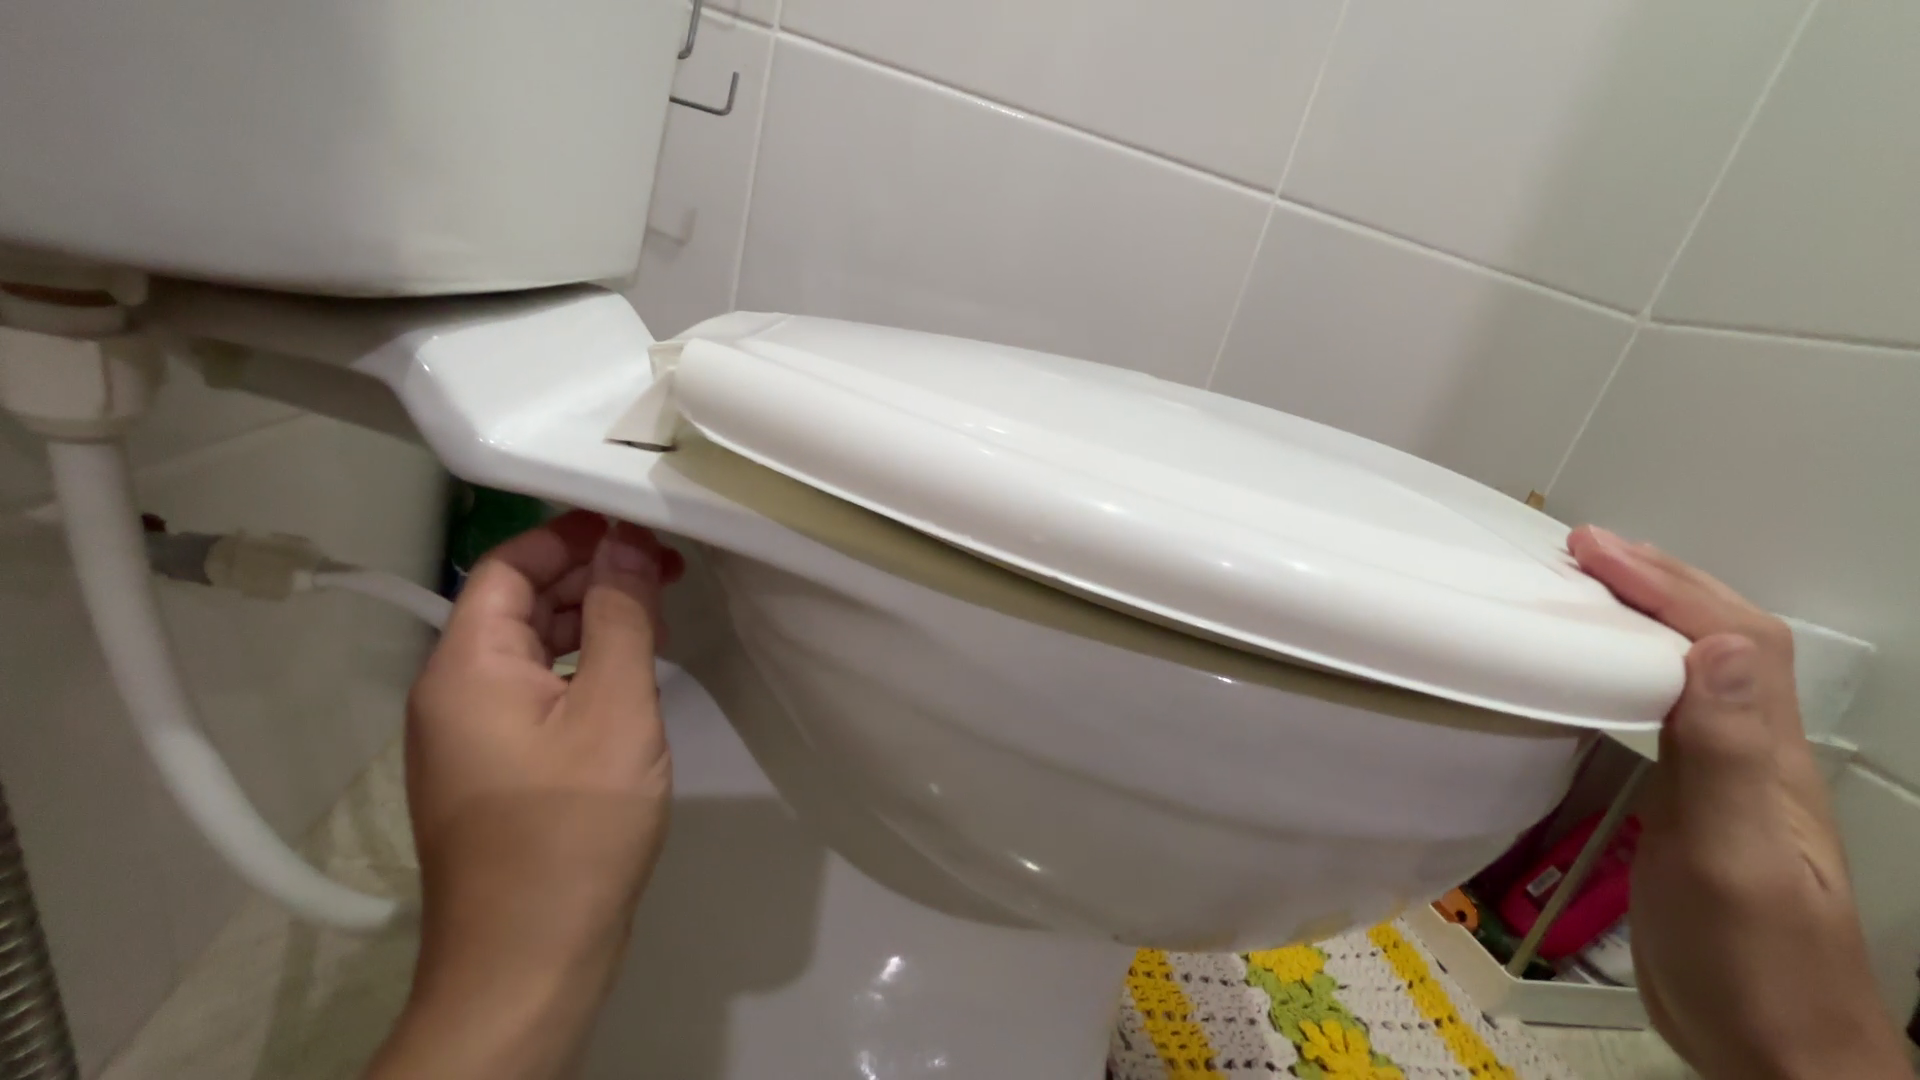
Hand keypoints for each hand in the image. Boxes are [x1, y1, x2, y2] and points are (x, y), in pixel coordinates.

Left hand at [367, 510, 683, 1079]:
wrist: (532, 958)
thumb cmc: (573, 826)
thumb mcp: (614, 709)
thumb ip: (623, 618)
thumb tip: (627, 545)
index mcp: (468, 666)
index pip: (507, 567)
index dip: (567, 535)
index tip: (632, 523)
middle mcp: (457, 692)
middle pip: (519, 604)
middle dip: (589, 576)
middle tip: (664, 568)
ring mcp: (477, 734)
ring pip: (535, 649)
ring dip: (594, 621)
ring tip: (659, 613)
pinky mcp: (502, 767)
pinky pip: (543, 691)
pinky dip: (587, 667)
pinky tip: (634, 672)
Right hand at [1569, 526, 1908, 1079]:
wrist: (1773, 1046)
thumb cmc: (1749, 959)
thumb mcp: (1732, 858)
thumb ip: (1724, 755)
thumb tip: (1714, 645)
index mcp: (1766, 759)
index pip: (1730, 641)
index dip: (1666, 585)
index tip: (1594, 550)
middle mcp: (1754, 755)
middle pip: (1728, 642)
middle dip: (1662, 581)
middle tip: (1587, 550)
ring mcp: (1727, 780)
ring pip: (1700, 669)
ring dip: (1652, 613)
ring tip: (1592, 587)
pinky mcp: (1693, 803)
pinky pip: (1667, 707)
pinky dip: (1633, 664)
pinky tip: (1600, 670)